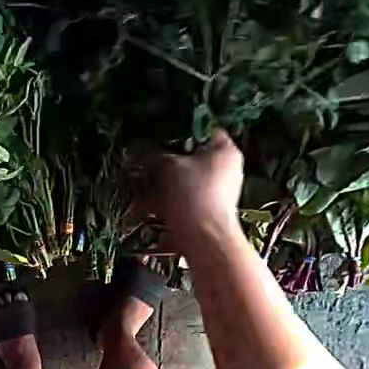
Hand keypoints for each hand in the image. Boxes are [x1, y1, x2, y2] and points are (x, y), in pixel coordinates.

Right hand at [152, 131, 243, 252]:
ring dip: (162, 182)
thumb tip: (141, 149)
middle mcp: (227, 169)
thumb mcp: (169, 166)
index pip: (202, 130)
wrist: (203, 238)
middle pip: (191, 157)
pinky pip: (183, 198)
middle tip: (146, 162)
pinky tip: (148, 203)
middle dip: (166, 161)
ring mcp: (218, 191)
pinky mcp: (207, 210)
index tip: (159, 138)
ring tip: (143, 184)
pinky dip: (166, 200)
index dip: (178, 132)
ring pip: (185, 180)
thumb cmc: (195, 196)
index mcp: (226, 150)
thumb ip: (155, 154)